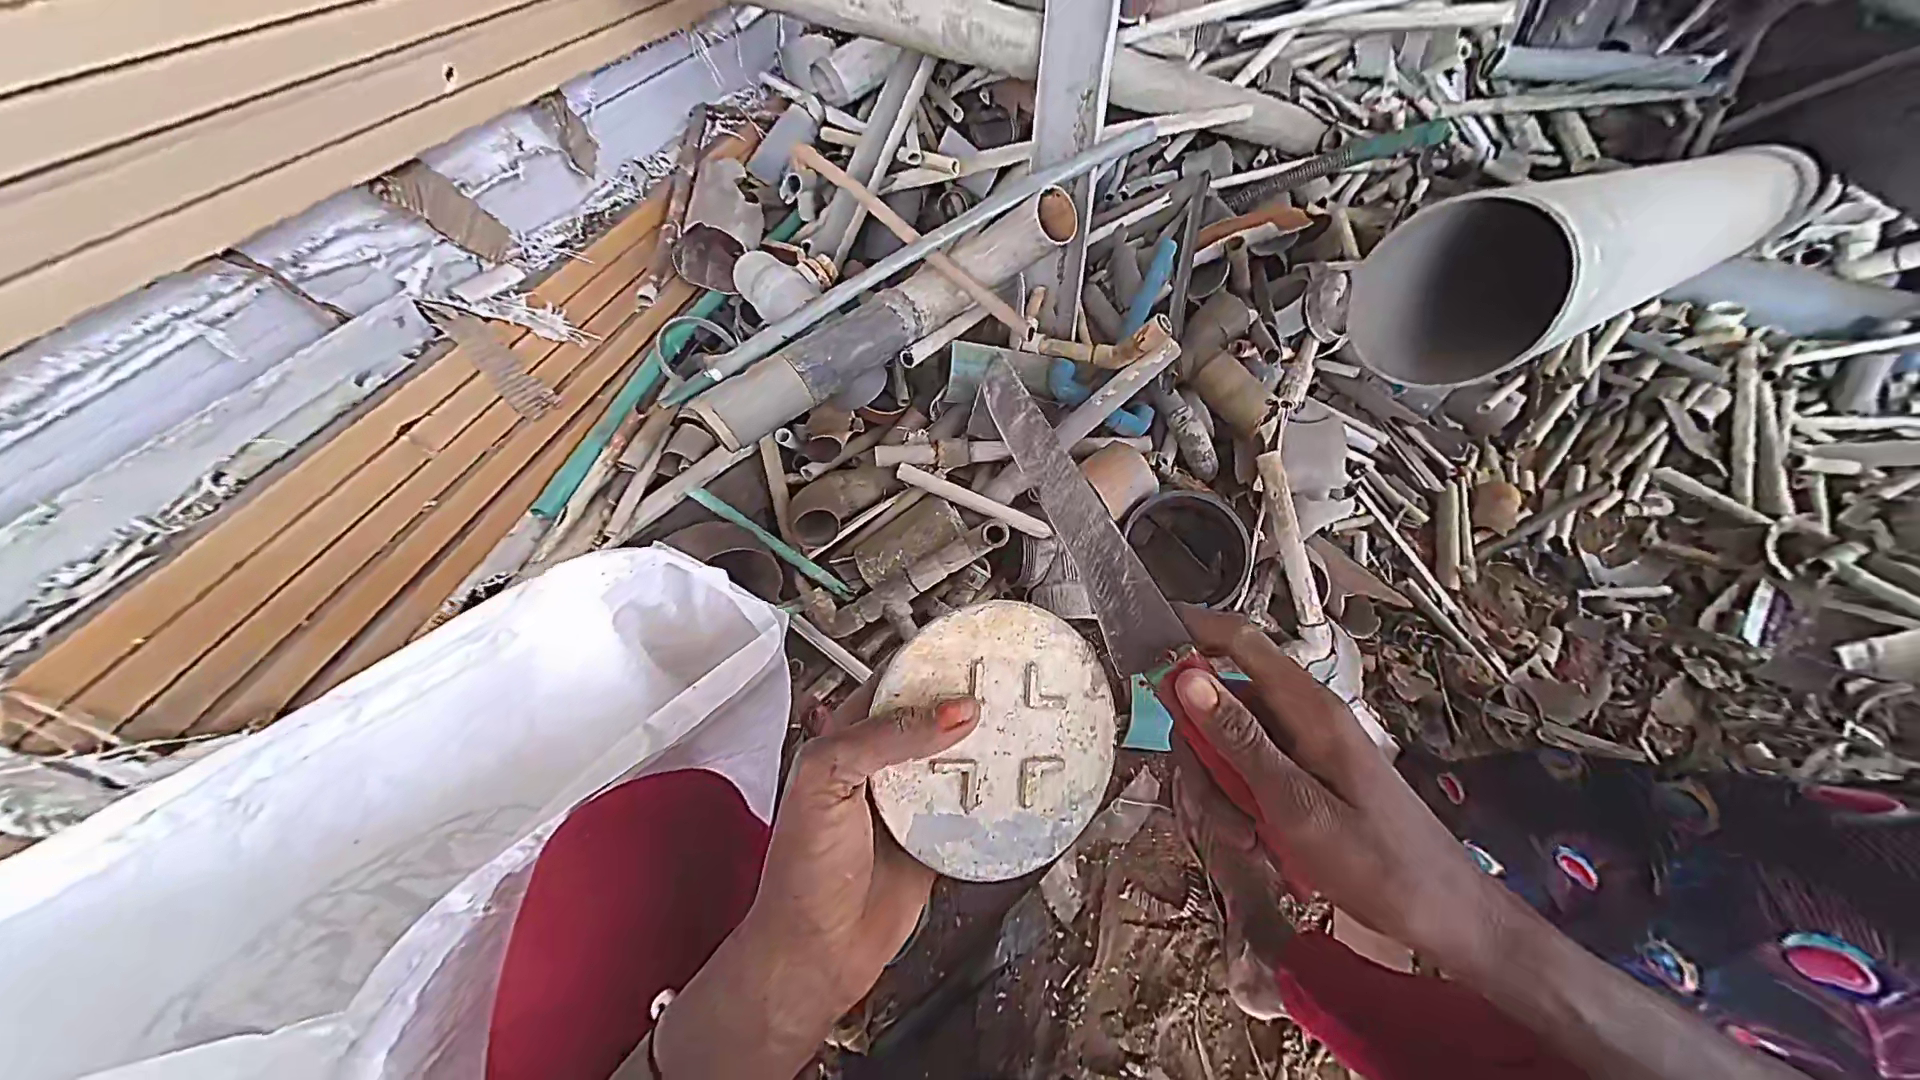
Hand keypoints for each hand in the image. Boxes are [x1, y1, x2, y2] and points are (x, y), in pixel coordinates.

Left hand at [653, 681, 977, 1077]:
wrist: (819, 951)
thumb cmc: (803, 867)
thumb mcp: (829, 777)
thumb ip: (886, 738)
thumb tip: (950, 711)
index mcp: (851, 736)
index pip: (895, 682)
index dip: (928, 665)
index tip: (964, 652)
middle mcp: (885, 761)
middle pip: (933, 716)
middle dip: (965, 700)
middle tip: (1000, 684)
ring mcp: (912, 796)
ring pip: (957, 756)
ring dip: (983, 743)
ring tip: (1015, 720)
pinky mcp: (936, 831)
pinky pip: (971, 803)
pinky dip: (992, 791)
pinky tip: (1011, 779)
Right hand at [1173, 609, 1806, 1078]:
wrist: (1450, 922)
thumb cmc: (1381, 865)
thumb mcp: (1298, 806)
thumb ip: (1239, 739)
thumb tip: (1185, 677)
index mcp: (1307, 706)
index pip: (1239, 639)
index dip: (1190, 629)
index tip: (1143, 645)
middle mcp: (1298, 715)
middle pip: (1217, 703)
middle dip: (1198, 755)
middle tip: (1204, 809)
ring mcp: (1297, 745)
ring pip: (1223, 743)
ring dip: (1216, 792)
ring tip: (1241, 842)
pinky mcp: (1297, 773)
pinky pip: (1243, 772)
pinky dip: (1234, 805)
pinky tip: (1253, 843)